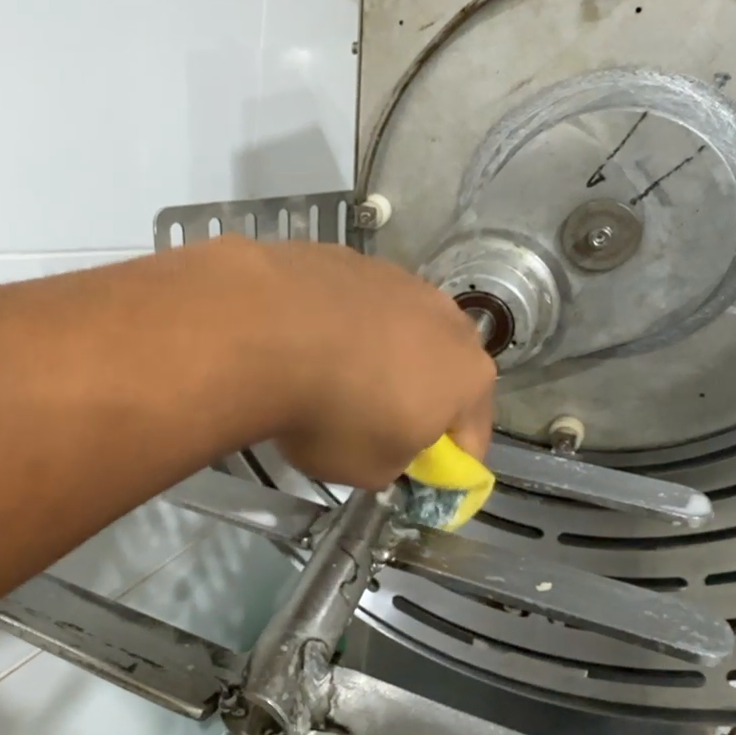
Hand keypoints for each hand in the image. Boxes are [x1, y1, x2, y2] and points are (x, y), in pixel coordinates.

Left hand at [232, 239, 497, 488]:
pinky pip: (349, 304)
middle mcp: (446, 320)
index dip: (445, 465)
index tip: (414, 476)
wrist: (265, 332)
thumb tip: (388, 446)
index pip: (470, 437)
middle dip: (413, 397)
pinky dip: (334, 322)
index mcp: (469, 378)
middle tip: (369, 424)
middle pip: (438, 371)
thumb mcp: (367, 471)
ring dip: (374, 353)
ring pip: (395, 330)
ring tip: (326, 376)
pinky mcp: (347, 258)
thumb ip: (392, 462)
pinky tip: (299, 340)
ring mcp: (397, 280)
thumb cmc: (331, 414)